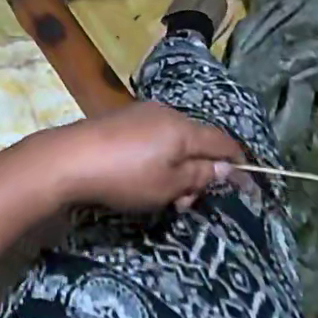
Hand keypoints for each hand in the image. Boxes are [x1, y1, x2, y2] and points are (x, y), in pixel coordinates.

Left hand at [33, 102, 243, 212]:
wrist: (71, 158)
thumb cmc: (126, 176)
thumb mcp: (168, 185)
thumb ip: (199, 175)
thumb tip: (225, 167)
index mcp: (185, 128)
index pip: (223, 141)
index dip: (237, 161)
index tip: (246, 183)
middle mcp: (169, 113)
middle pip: (198, 141)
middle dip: (201, 171)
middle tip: (186, 203)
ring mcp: (145, 113)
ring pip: (176, 140)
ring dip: (179, 167)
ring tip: (164, 196)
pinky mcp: (124, 119)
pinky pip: (156, 137)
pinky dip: (160, 158)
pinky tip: (143, 177)